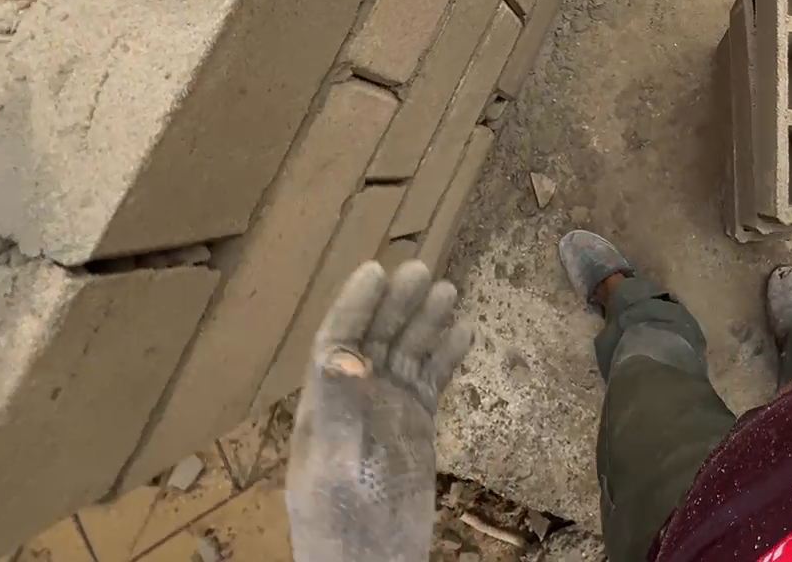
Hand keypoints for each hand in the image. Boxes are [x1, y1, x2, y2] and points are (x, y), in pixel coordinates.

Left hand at [286, 260, 473, 561]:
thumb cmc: (345, 523)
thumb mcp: (337, 464)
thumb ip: (339, 408)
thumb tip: (346, 354)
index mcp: (325, 406)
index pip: (337, 341)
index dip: (354, 305)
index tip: (375, 269)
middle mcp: (357, 400)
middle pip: (377, 338)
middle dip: (396, 303)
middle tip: (421, 269)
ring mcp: (389, 411)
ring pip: (409, 352)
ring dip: (426, 320)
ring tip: (449, 290)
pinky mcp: (417, 425)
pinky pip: (433, 378)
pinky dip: (449, 353)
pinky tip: (466, 332)